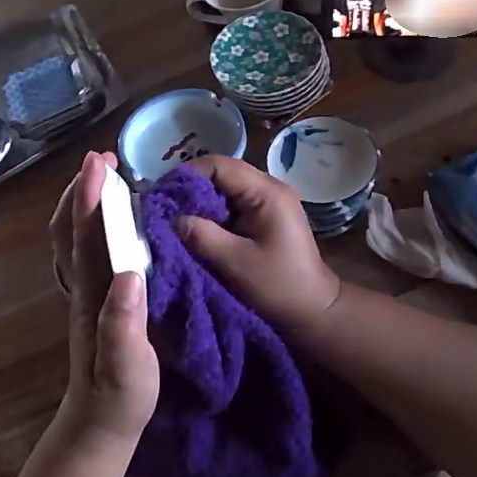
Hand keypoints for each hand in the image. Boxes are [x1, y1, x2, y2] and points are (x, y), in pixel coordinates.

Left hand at [49, 152, 159, 455]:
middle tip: (103, 159)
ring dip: (88, 202)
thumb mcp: (127, 368)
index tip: (99, 163)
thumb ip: (124, 325)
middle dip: (84, 190)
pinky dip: (98, 224)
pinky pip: (92, 251)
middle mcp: (84, 287)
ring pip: (79, 238)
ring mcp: (88, 294)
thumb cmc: (118, 398)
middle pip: (72, 229)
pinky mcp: (99, 302)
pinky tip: (119, 220)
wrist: (99, 425)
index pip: (87, 237)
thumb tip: (130, 274)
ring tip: (109, 177)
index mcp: (93, 295)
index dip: (90, 198)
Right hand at [176, 156, 342, 334]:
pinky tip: (196, 228)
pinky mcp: (265, 216)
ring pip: (225, 189)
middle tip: (165, 208)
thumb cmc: (278, 286)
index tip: (163, 195)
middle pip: (222, 173)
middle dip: (191, 189)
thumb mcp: (235, 262)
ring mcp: (269, 201)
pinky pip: (232, 205)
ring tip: (176, 219)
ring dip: (200, 202)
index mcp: (267, 193)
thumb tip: (171, 219)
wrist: (313, 310)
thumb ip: (201, 236)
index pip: (220, 166)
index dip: (187, 176)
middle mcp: (270, 188)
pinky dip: (212, 213)